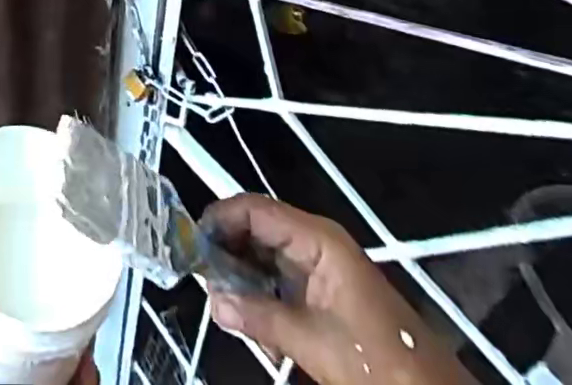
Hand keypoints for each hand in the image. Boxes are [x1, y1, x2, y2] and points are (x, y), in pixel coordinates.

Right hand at [202, 195, 474, 384]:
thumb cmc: (379, 363)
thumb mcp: (313, 342)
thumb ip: (257, 316)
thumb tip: (211, 300)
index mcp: (317, 239)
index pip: (253, 209)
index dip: (219, 219)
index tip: (192, 244)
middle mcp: (313, 242)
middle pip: (253, 228)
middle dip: (226, 252)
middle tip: (204, 279)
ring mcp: (317, 266)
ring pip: (260, 255)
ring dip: (241, 279)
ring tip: (228, 307)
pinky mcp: (319, 290)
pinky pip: (274, 278)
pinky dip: (258, 296)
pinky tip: (256, 327)